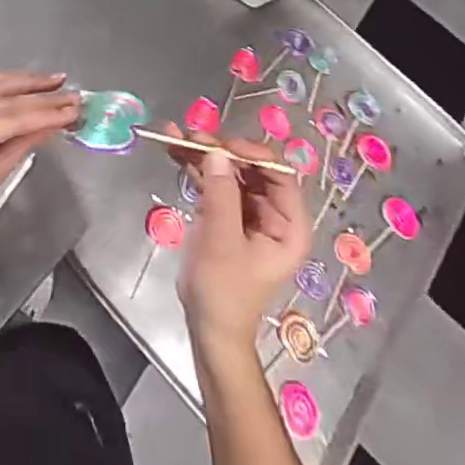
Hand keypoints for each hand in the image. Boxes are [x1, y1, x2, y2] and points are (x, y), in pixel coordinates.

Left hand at [0, 73, 80, 240]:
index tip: (75, 109)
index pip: (12, 117)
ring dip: (26, 82)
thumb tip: (53, 125)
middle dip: (42, 96)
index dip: (46, 112)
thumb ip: (21, 145)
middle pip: (4, 98)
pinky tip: (26, 82)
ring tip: (56, 81)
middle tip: (74, 94)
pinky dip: (7, 82)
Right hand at [161, 126, 310, 343]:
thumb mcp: (222, 241)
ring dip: (204, 156)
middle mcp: (274, 215)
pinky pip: (216, 187)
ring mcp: (249, 215)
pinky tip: (175, 153)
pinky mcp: (226, 219)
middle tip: (190, 136)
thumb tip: (217, 153)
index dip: (252, 155)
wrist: (208, 328)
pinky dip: (197, 171)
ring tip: (175, 137)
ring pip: (230, 175)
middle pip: (251, 170)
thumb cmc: (223, 290)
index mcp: (289, 224)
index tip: (220, 146)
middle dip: (221, 151)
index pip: (279, 175)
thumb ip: (222, 194)